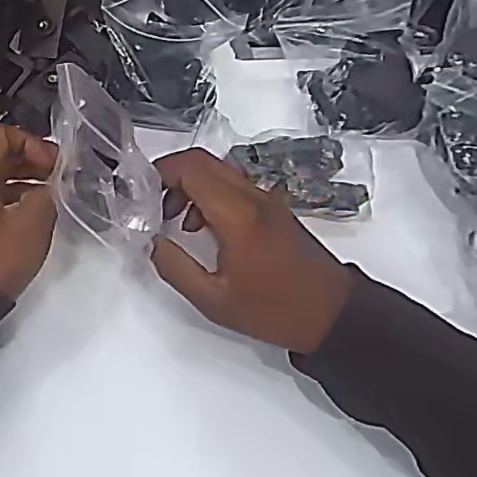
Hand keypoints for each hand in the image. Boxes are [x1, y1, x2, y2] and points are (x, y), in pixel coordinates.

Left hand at [0, 124, 59, 299]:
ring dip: (27, 177)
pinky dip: (16, 194)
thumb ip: (48, 192)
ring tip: (53, 191)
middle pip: (0, 152)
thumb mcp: (31, 222)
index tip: (54, 163)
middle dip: (33, 159)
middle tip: (59, 174)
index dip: (34, 143)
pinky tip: (37, 208)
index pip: (3, 134)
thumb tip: (55, 181)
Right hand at [151, 148, 356, 353]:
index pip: (190, 168)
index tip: (141, 194)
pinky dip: (208, 193)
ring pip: (216, 170)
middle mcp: (251, 197)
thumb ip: (175, 268)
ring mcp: (265, 199)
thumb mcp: (214, 301)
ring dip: (189, 184)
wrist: (335, 315)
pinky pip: (232, 184)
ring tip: (173, 218)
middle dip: (170, 175)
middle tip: (152, 202)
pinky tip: (201, 226)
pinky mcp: (272, 208)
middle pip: (201, 160)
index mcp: (236, 214)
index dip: (159, 173)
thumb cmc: (276, 310)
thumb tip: (153, 242)